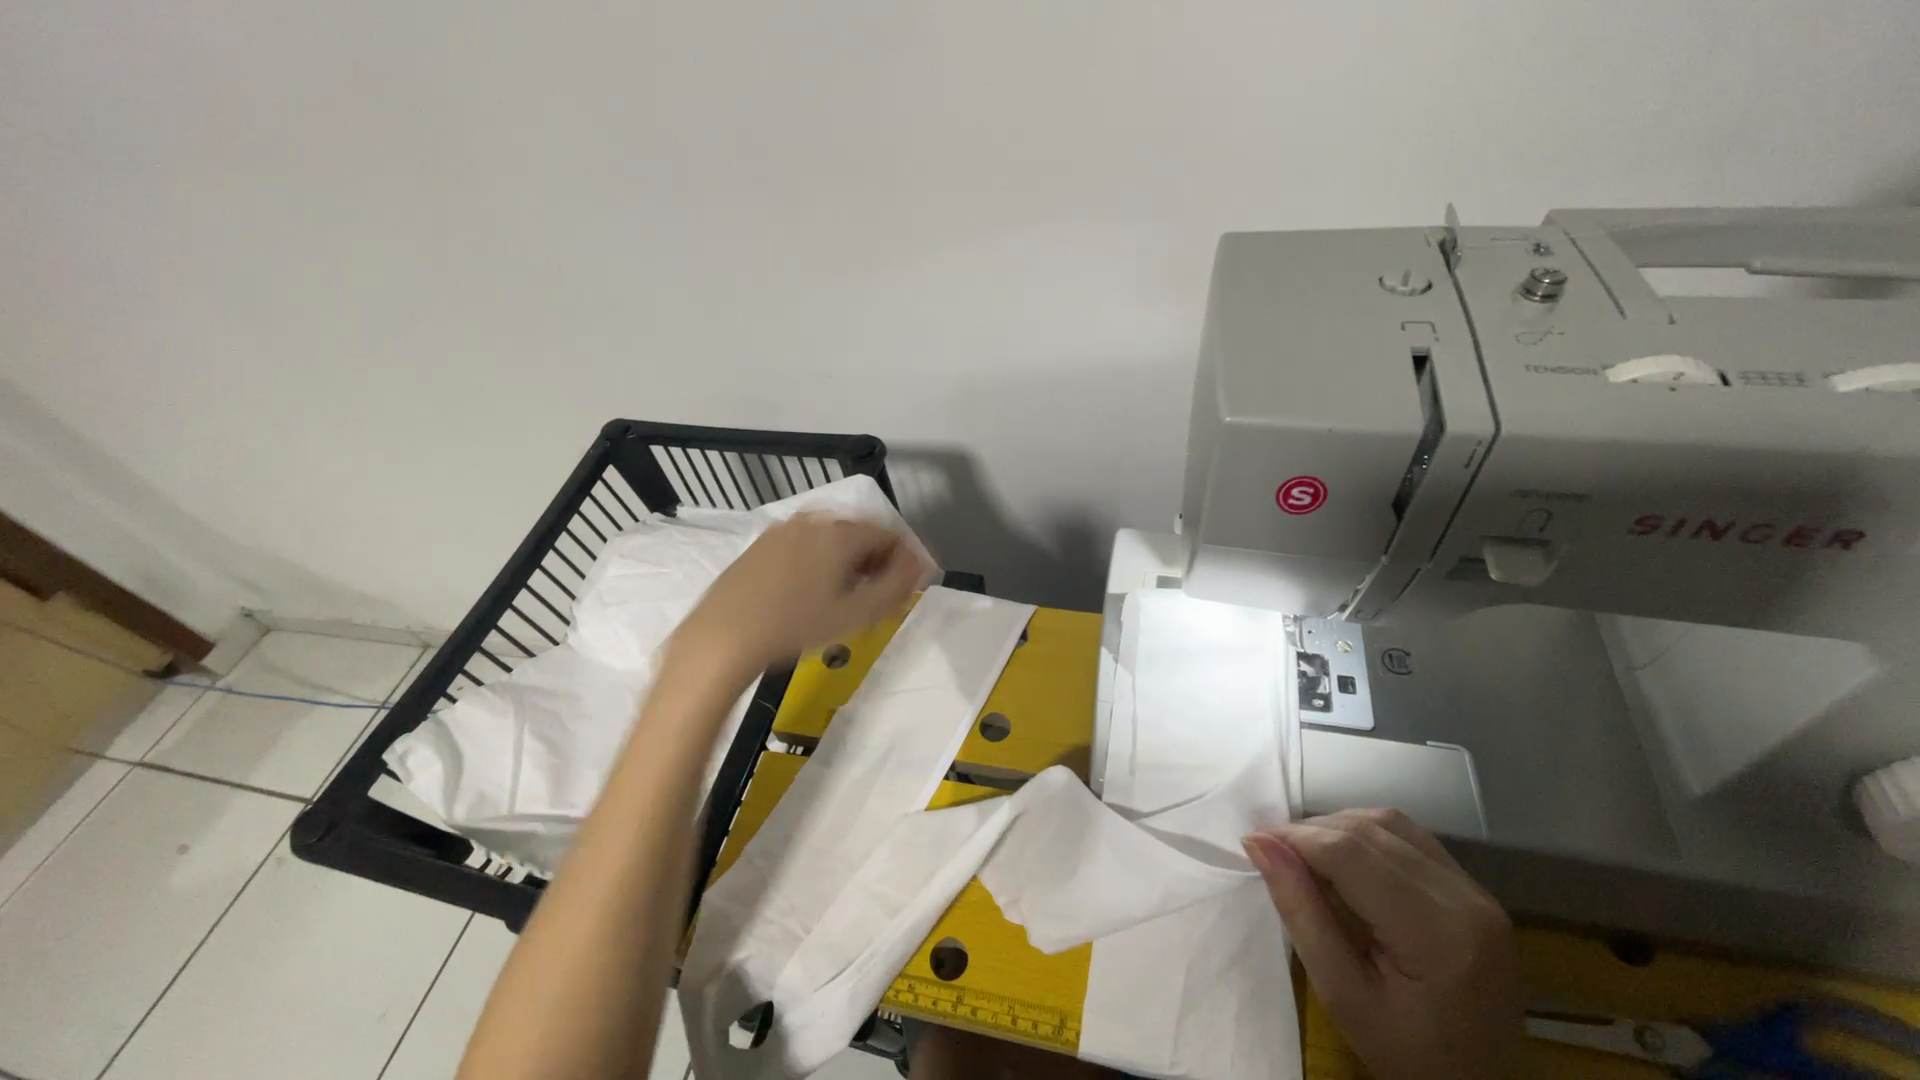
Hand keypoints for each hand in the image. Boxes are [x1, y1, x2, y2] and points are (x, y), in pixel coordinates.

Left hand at [674, 514, 932, 673]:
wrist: (723, 636)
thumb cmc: (796, 625)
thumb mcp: (857, 613)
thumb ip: (897, 586)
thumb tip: (921, 566)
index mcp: (841, 532)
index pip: (890, 535)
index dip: (906, 560)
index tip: (908, 588)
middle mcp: (814, 521)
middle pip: (860, 534)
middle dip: (876, 561)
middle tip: (879, 598)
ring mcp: (783, 530)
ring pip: (831, 540)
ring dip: (848, 563)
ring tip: (846, 599)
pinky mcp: (761, 545)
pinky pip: (804, 546)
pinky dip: (819, 562)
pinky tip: (811, 594)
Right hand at [1243, 809, 1521, 1079]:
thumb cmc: (1407, 1056)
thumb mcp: (1342, 996)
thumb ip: (1302, 914)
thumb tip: (1260, 845)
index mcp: (1437, 934)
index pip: (1352, 854)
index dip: (1296, 838)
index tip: (1253, 843)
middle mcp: (1467, 900)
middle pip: (1373, 831)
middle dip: (1313, 830)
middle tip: (1272, 851)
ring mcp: (1478, 893)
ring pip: (1393, 824)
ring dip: (1340, 827)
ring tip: (1304, 855)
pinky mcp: (1477, 892)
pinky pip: (1414, 839)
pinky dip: (1369, 837)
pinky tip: (1345, 861)